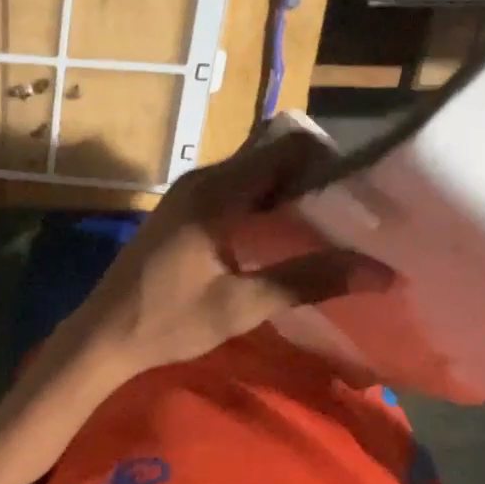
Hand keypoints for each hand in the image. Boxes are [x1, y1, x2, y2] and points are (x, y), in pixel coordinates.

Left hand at [68, 117, 392, 381]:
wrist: (101, 338)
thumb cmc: (167, 322)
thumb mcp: (241, 306)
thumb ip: (308, 280)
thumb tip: (382, 272)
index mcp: (216, 192)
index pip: (288, 145)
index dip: (329, 162)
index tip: (358, 196)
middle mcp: (200, 180)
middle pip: (271, 156)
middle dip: (312, 179)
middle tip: (347, 216)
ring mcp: (184, 195)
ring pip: (250, 174)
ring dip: (285, 194)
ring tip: (319, 230)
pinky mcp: (177, 214)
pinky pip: (230, 191)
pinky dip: (258, 205)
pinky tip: (274, 241)